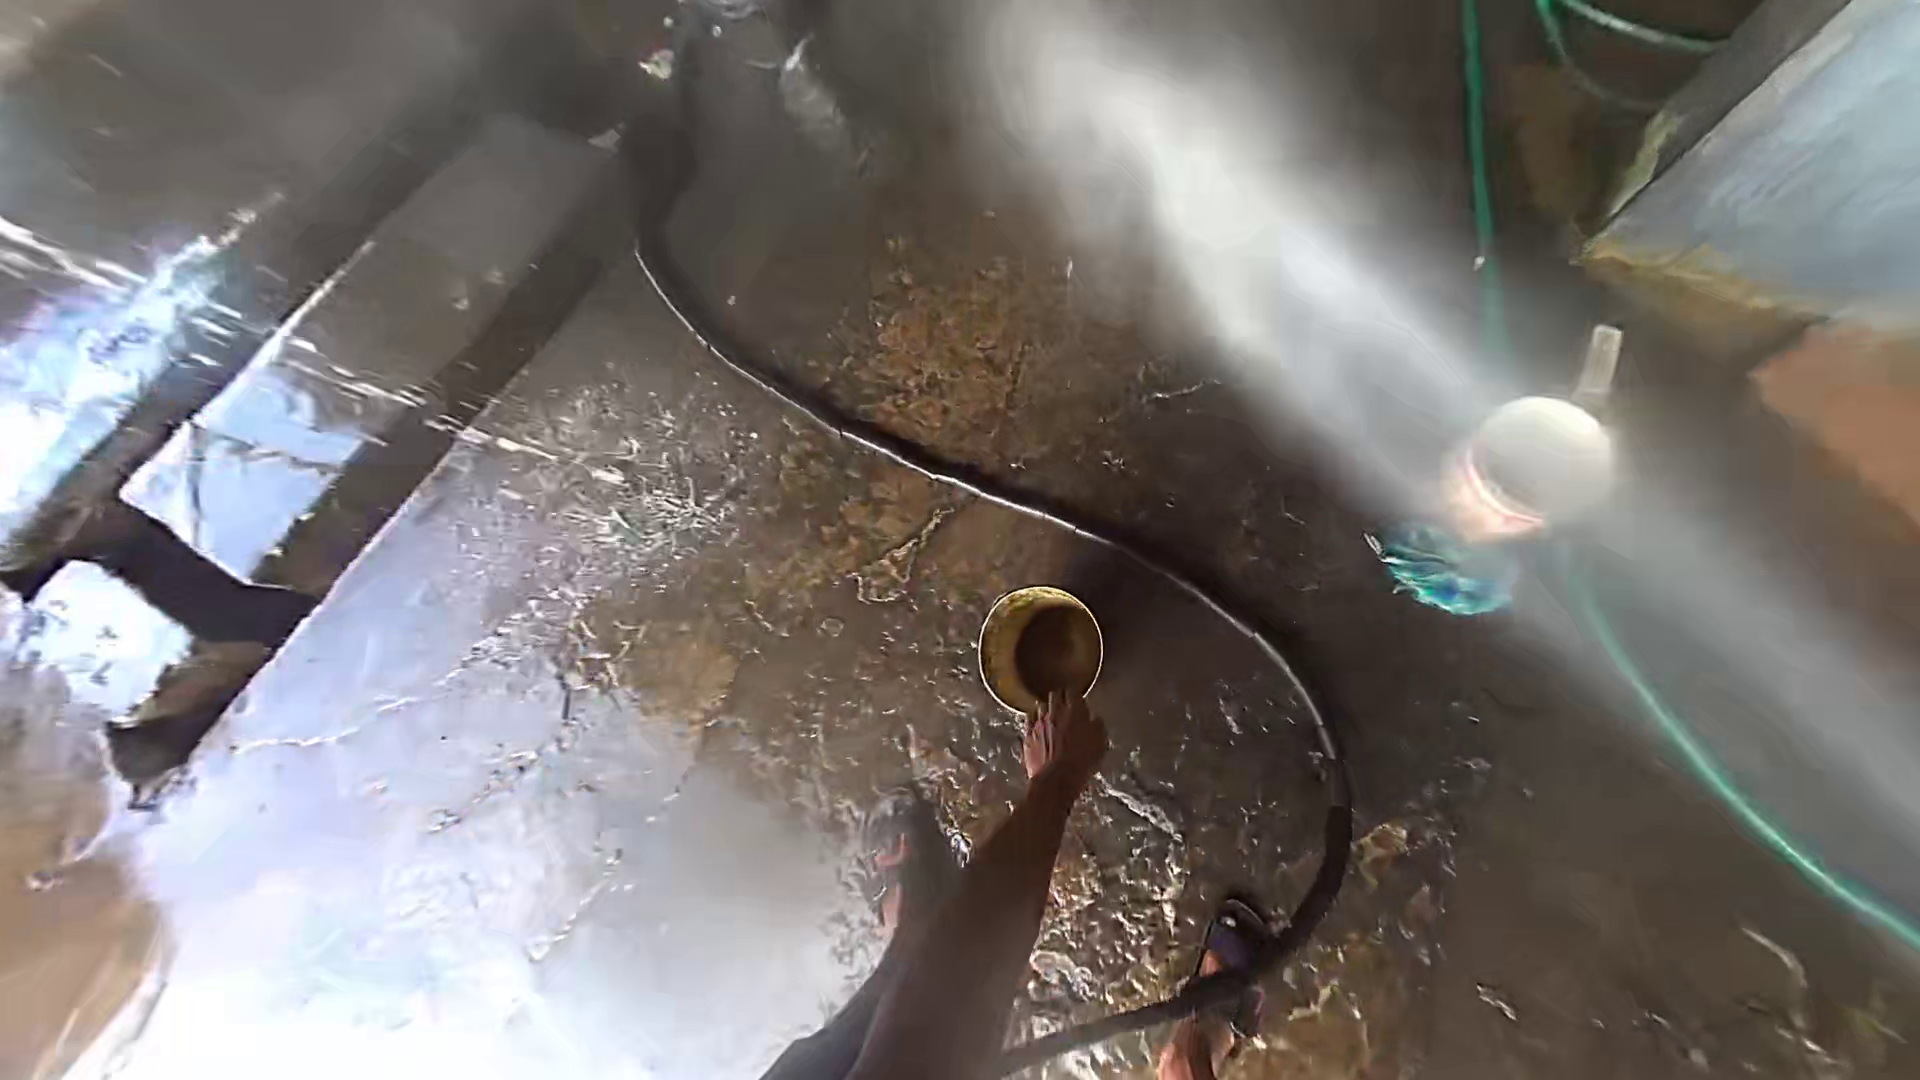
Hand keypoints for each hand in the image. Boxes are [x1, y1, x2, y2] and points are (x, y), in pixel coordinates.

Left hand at [1024, 691, 1107, 795]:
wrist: (1057, 779)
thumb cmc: (1082, 762)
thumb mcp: (1100, 744)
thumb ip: (1097, 726)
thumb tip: (1095, 718)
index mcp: (1075, 712)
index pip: (1072, 692)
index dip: (1074, 694)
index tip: (1076, 698)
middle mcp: (1055, 712)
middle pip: (1055, 695)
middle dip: (1059, 698)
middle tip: (1063, 705)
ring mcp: (1039, 721)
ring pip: (1040, 705)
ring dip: (1046, 709)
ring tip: (1050, 715)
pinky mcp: (1028, 733)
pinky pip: (1029, 718)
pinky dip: (1033, 719)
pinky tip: (1036, 723)